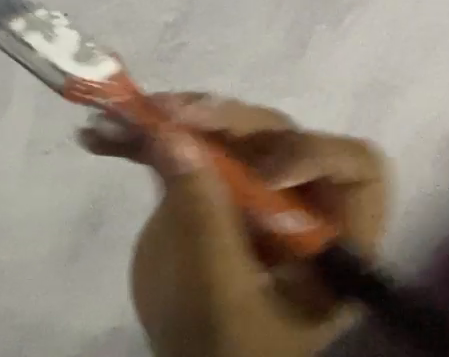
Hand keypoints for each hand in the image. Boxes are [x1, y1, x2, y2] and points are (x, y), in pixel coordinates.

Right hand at [80, 94, 389, 356]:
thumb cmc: (225, 343)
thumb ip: (204, 214)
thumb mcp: (221, 288)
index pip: (352, 168)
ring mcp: (240, 189)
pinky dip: (132, 138)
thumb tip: (173, 135)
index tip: (259, 171)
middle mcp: (293, 200)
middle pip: (271, 134)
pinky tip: (95, 139)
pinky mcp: (195, 186)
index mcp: (333, 234)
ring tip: (115, 117)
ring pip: (215, 129)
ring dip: (162, 117)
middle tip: (165, 114)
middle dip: (217, 119)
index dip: (310, 155)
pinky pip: (169, 145)